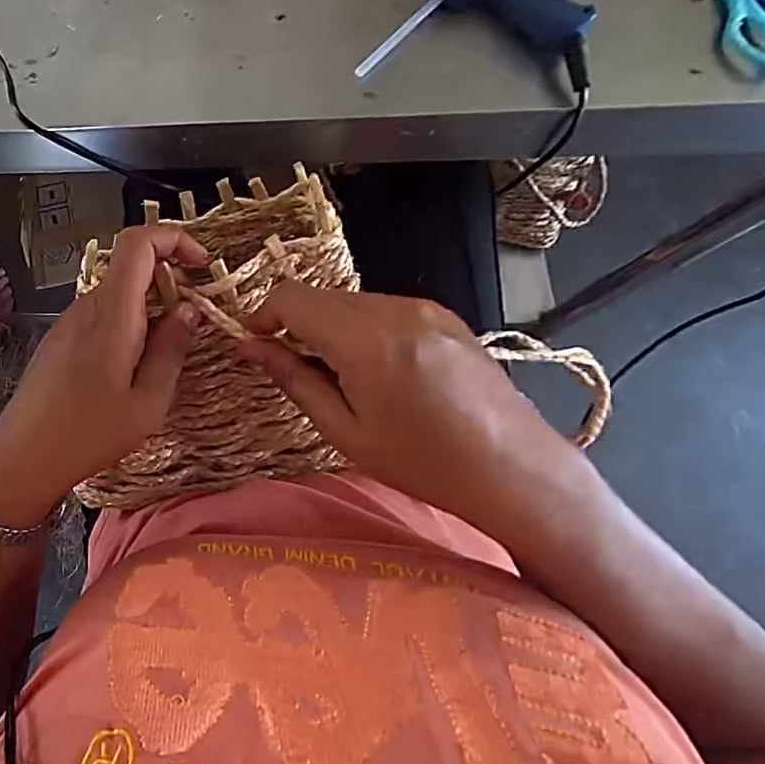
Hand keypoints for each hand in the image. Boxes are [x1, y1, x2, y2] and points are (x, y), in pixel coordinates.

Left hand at [0, 225, 208, 527]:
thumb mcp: (148, 401)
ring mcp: (70, 320)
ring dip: (151, 304)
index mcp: (112, 314)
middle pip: (132, 265)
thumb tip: (191, 309)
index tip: (202, 264)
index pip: (137, 242)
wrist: (22, 458)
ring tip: (166, 350)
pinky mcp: (61, 337)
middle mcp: (87, 306)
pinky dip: (130, 320)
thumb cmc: (88, 435)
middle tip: (194, 318)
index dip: (174, 238)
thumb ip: (173, 348)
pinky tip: (134, 363)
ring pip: (120, 291)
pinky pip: (103, 312)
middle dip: (171, 279)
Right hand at [237, 284, 595, 517]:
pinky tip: (379, 368)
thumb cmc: (423, 462)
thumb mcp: (345, 431)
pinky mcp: (442, 312)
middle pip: (320, 296)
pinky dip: (362, 327)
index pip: (292, 298)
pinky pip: (382, 307)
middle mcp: (394, 309)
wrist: (514, 467)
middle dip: (296, 323)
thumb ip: (294, 379)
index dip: (263, 314)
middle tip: (297, 370)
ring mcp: (423, 306)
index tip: (256, 344)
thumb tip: (251, 346)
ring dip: (329, 326)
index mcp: (365, 341)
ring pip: (350, 300)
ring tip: (344, 377)